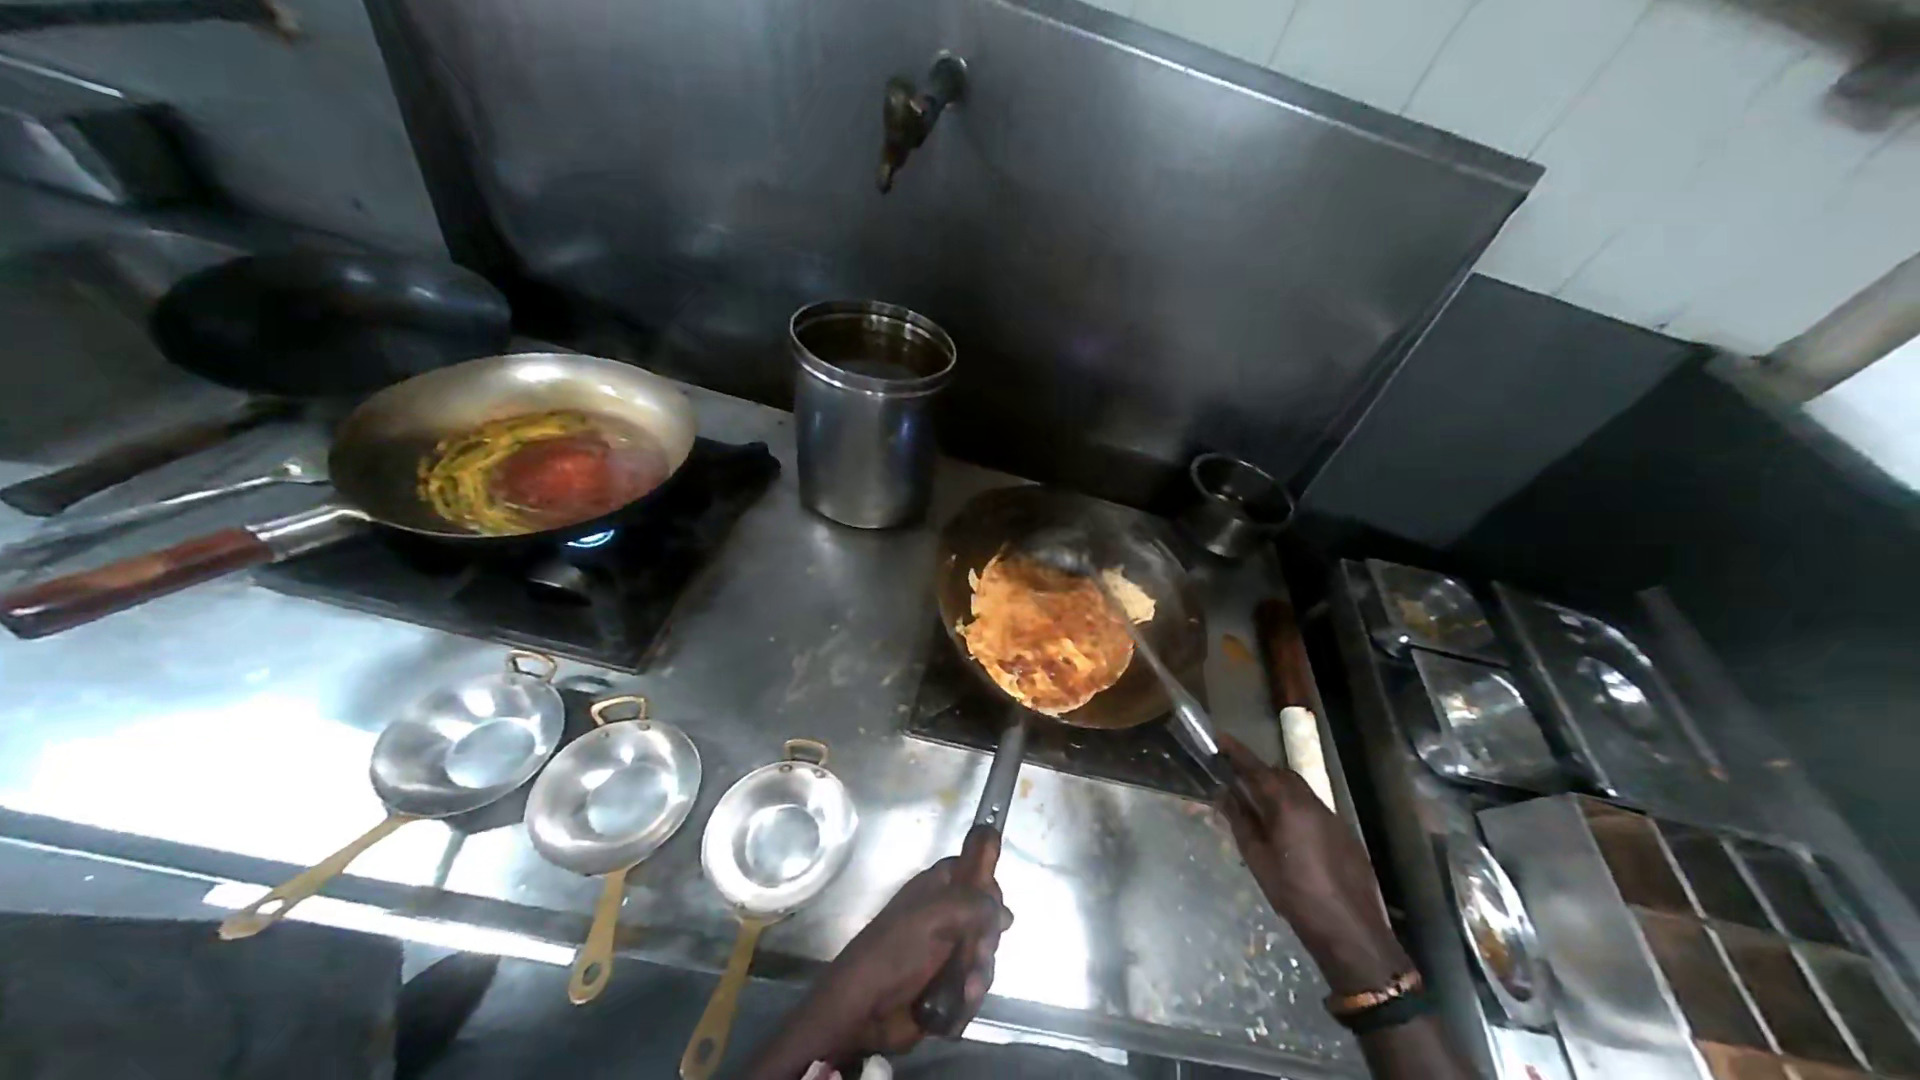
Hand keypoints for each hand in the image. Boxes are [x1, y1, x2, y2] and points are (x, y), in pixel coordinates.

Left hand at [754, 859, 1010, 1072]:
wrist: (863, 1008)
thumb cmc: (894, 950)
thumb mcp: (934, 915)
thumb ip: (974, 903)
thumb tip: (1003, 912)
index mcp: (938, 887)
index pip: (974, 868)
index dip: (987, 883)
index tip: (993, 905)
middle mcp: (946, 915)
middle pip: (987, 917)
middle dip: (985, 941)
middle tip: (974, 953)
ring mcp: (947, 951)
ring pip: (984, 956)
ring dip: (977, 975)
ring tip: (964, 988)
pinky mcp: (947, 985)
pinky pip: (974, 987)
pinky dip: (967, 999)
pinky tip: (955, 1004)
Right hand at [1218, 733, 1410, 995]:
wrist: (1349, 930)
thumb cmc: (1294, 893)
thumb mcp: (1256, 858)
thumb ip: (1240, 820)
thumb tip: (1224, 793)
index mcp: (1287, 805)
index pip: (1256, 769)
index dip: (1236, 752)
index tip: (1219, 738)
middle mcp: (1312, 803)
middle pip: (1281, 774)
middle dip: (1259, 772)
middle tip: (1237, 780)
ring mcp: (1332, 817)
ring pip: (1300, 790)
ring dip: (1278, 790)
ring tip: (1260, 808)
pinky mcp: (1344, 834)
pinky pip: (1314, 808)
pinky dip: (1295, 808)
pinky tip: (1288, 834)